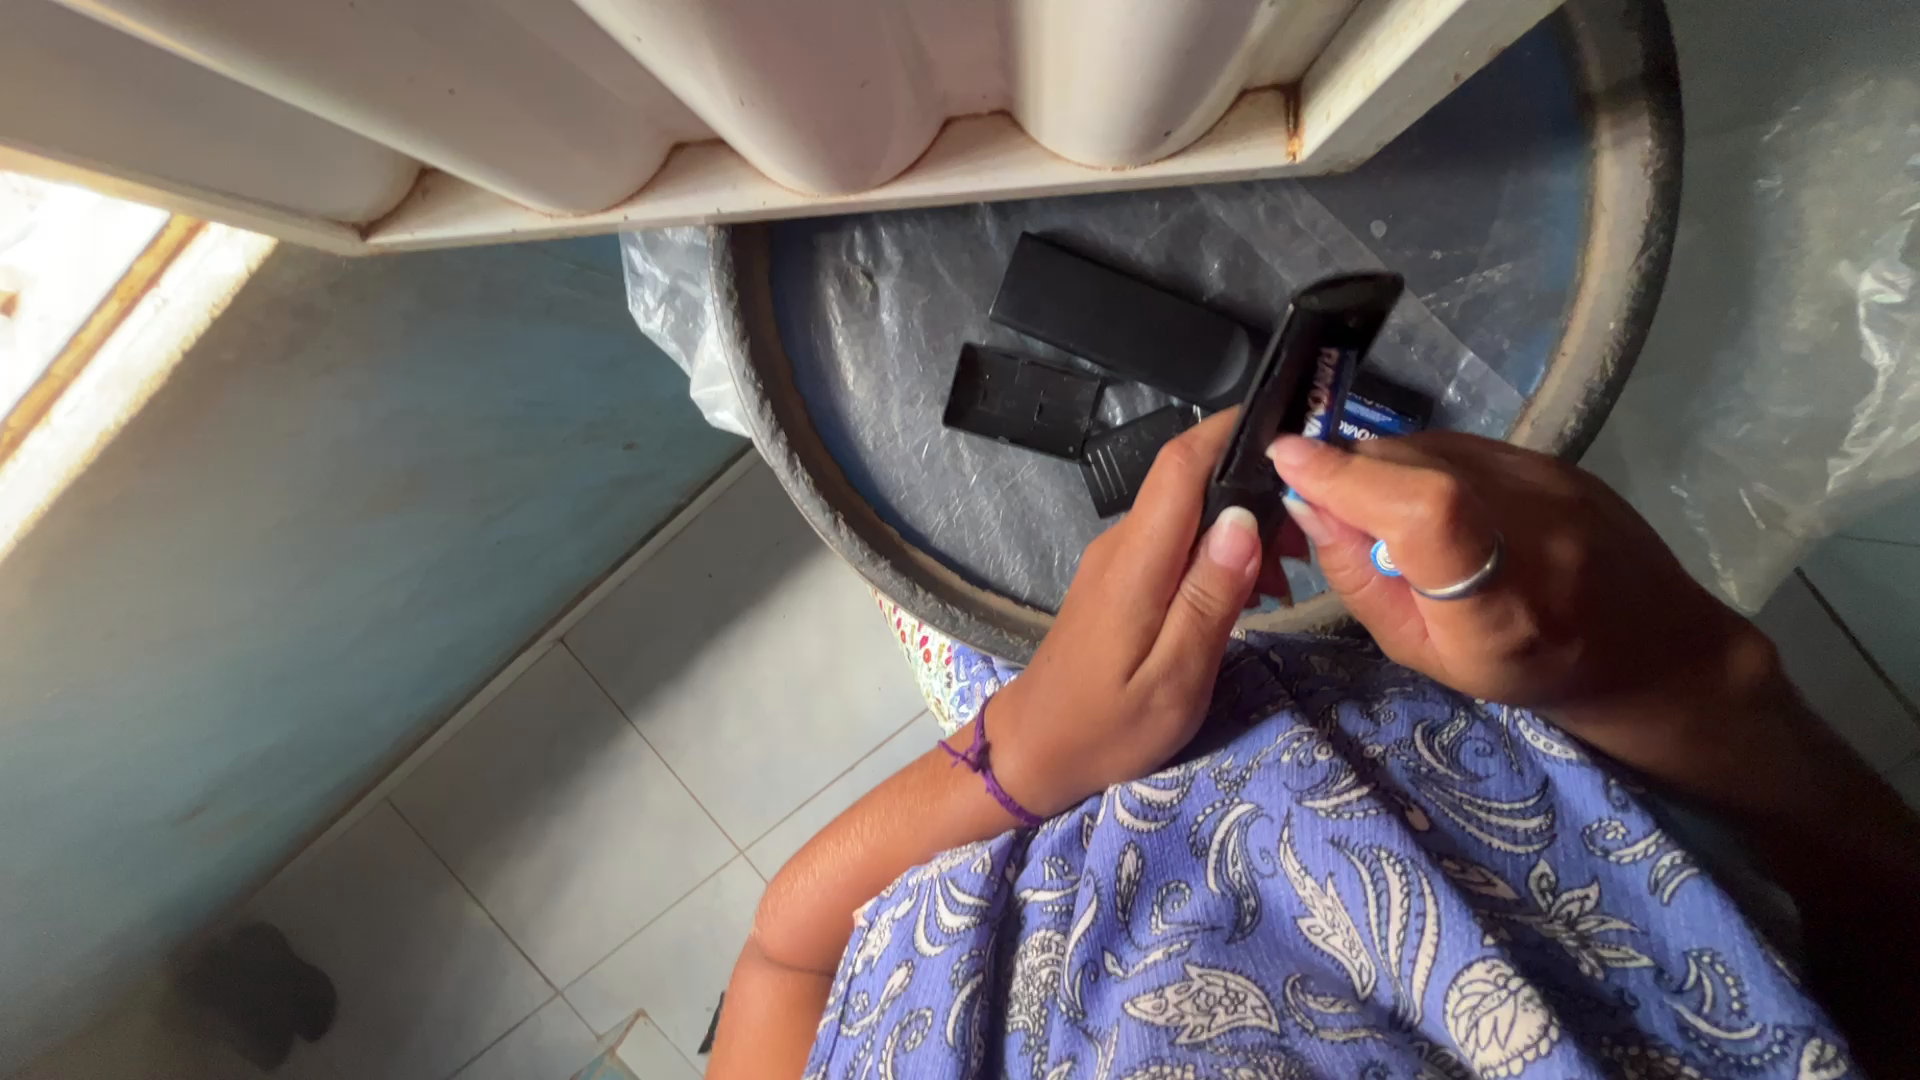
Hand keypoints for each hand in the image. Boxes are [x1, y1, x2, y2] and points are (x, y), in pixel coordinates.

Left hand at [988, 410, 1292, 816]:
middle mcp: (1120, 545)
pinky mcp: (1116, 579)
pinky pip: (1170, 546)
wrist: (1036, 747)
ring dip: (1237, 532)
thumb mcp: (1175, 677)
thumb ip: (1209, 597)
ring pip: (1184, 516)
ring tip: (1280, 583)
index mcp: (1135, 561)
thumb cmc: (1106, 726)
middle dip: (1251, 494)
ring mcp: (1114, 560)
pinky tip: (1241, 596)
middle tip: (1304, 545)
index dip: (1229, 432)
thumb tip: (1243, 518)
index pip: (1179, 465)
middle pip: (1189, 485)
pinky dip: (1213, 556)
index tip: (1287, 432)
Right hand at [1266, 432, 1780, 778]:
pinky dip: (1409, 463)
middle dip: (1342, 470)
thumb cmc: (1520, 668)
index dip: (1349, 479)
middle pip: (1410, 466)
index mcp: (1499, 603)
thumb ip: (1357, 580)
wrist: (1650, 645)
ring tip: (1370, 506)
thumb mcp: (1417, 649)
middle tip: (1313, 495)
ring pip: (1422, 445)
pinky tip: (1416, 496)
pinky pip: (1448, 443)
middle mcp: (1533, 525)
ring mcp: (1548, 479)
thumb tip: (1305, 505)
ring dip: (1373, 466)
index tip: (1284, 459)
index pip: (1425, 513)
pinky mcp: (1548, 456)